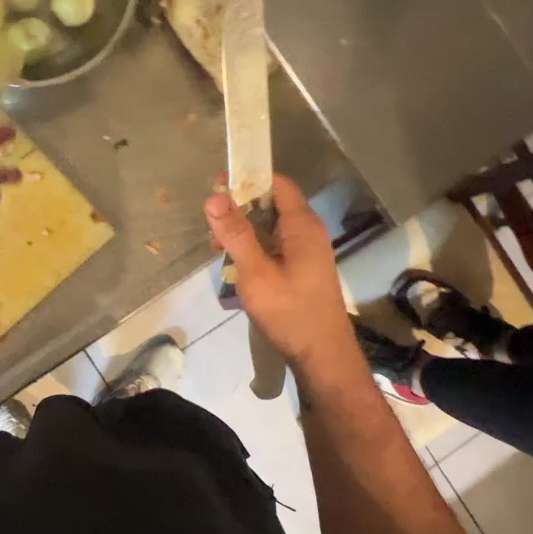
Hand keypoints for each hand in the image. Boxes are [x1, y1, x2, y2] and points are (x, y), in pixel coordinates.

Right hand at [202, 174, 352, 373]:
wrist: (321, 354)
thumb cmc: (289, 311)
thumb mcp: (256, 272)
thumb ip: (236, 234)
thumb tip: (214, 197)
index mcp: (302, 225)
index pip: (277, 184)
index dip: (248, 179)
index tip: (217, 185)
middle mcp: (307, 232)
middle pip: (272, 204)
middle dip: (240, 207)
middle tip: (211, 222)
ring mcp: (306, 252)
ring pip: (270, 227)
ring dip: (244, 230)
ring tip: (217, 246)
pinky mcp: (301, 269)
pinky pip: (274, 246)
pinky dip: (253, 247)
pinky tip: (235, 264)